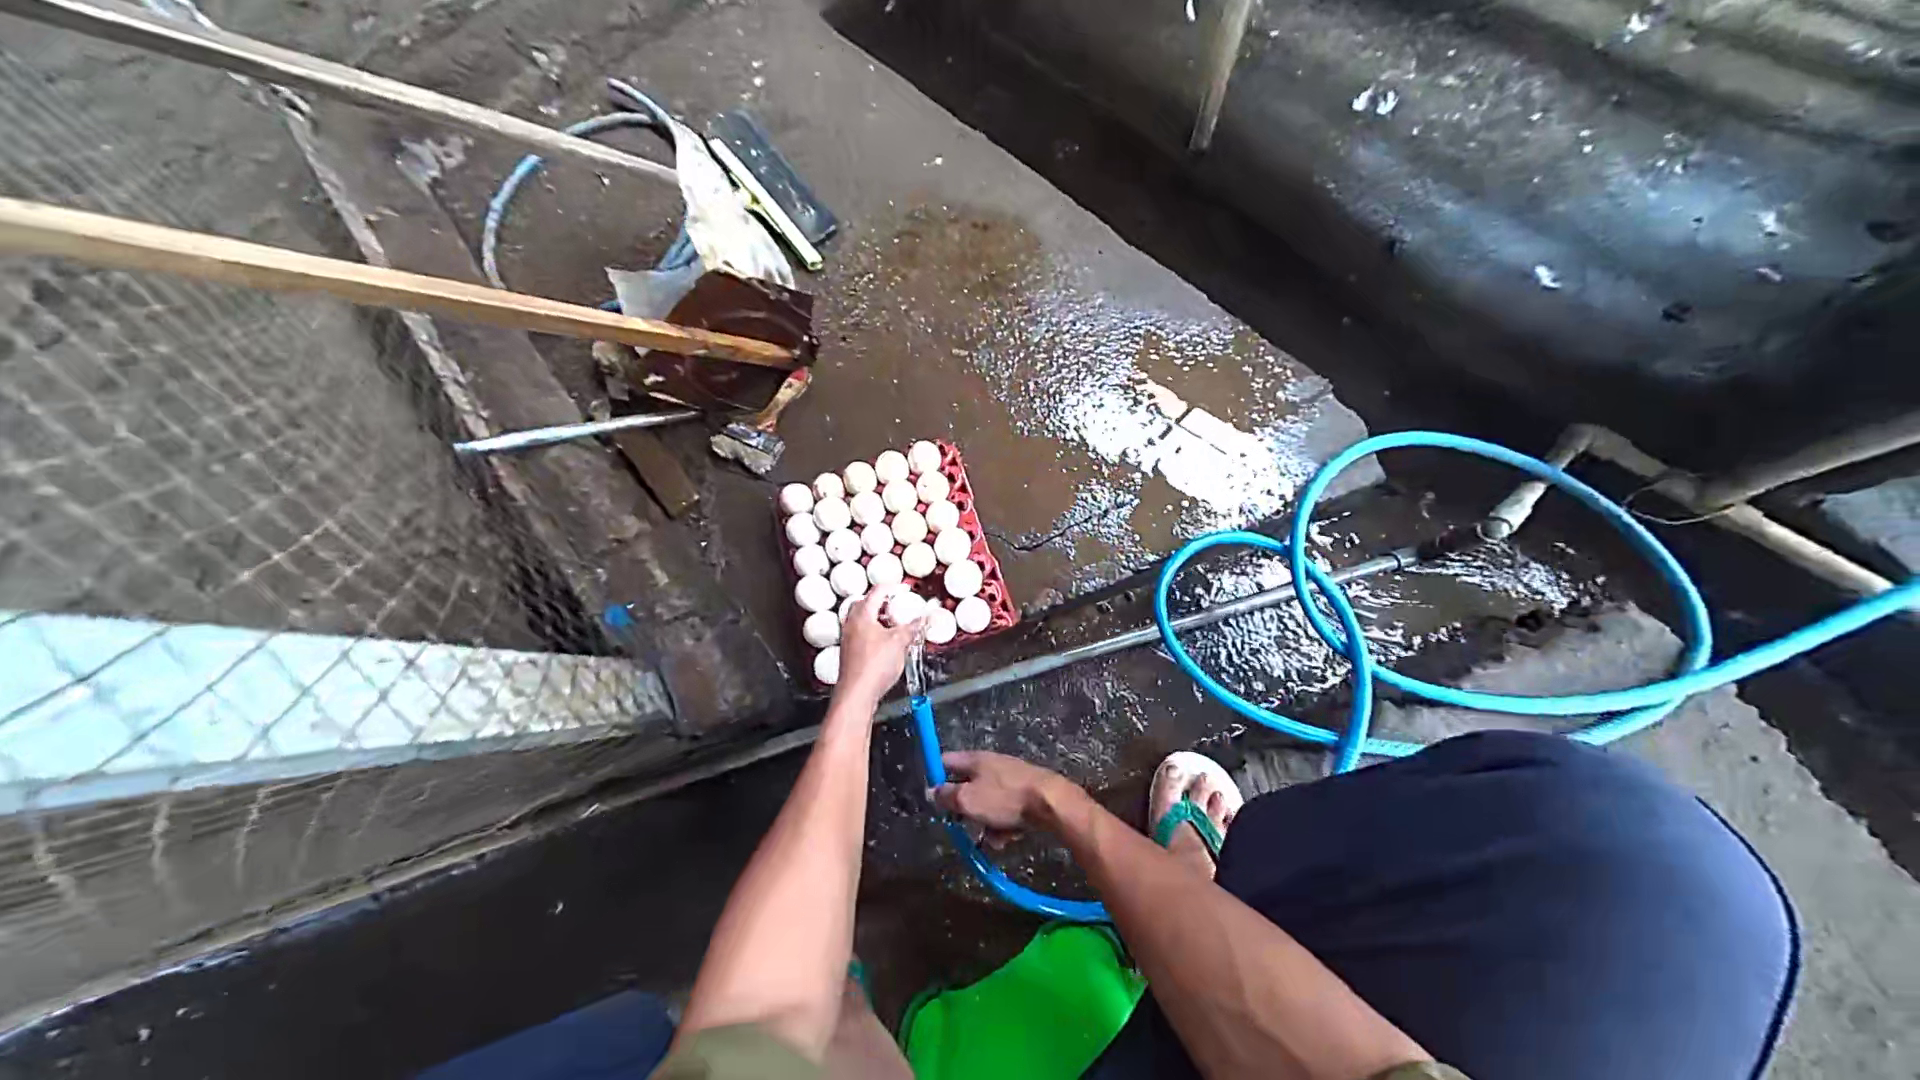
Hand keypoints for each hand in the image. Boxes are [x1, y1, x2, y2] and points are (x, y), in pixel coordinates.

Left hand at [834, 584, 923, 704]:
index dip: (892, 587)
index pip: (877, 591)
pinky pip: (862, 634)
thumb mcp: (899, 642)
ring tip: (895, 624)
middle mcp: (851, 623)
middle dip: (883, 603)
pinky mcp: (850, 652)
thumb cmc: (874, 665)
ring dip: (879, 618)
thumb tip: (923, 619)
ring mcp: (849, 638)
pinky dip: (875, 632)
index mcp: (862, 615)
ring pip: (863, 620)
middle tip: (898, 605)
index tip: (904, 589)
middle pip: (866, 604)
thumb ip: (912, 628)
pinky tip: (887, 642)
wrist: (857, 693)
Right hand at [933, 751, 1077, 844]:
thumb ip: (947, 796)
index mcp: (975, 759)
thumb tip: (932, 792)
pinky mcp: (1025, 794)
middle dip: (965, 809)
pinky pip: (1005, 811)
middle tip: (964, 825)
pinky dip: (1004, 825)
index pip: (946, 761)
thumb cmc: (1005, 798)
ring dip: (986, 823)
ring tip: (994, 837)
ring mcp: (1010, 779)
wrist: (1052, 803)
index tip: (933, 799)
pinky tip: (1010, 836)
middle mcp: (991, 765)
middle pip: (967, 786)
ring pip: (987, 804)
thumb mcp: (968, 800)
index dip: (935, 777)